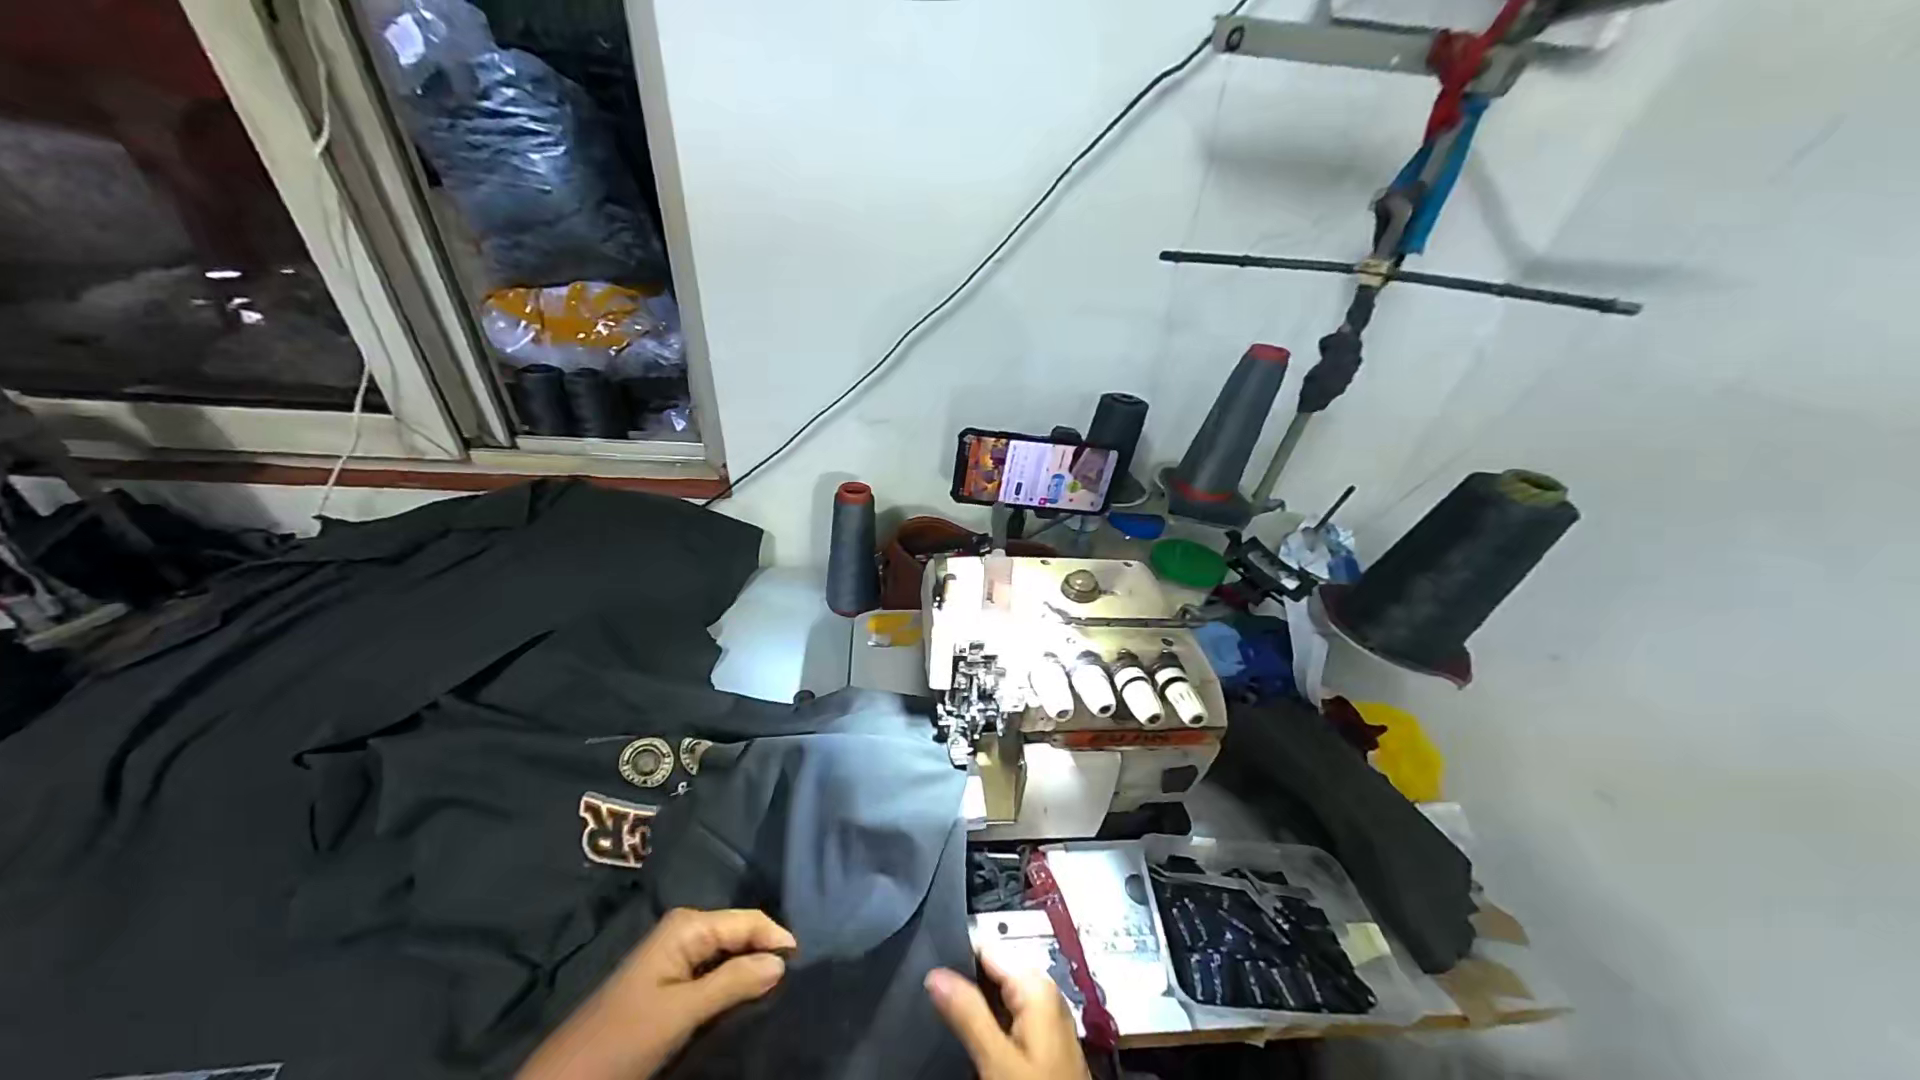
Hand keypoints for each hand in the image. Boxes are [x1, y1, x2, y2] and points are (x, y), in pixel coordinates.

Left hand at [516, 908, 796, 1079]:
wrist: (565, 1079)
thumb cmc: (624, 1039)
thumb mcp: (682, 1012)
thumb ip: (733, 982)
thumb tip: (782, 961)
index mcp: (688, 925)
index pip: (749, 921)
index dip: (778, 939)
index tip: (808, 965)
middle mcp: (685, 930)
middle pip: (741, 933)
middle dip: (767, 951)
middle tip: (800, 979)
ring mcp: (677, 955)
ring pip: (730, 953)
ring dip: (752, 968)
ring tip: (782, 989)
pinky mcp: (672, 980)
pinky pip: (715, 971)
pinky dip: (735, 982)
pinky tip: (750, 998)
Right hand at [925, 949, 1090, 1079]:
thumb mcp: (998, 1059)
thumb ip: (967, 1013)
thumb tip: (935, 975)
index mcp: (1036, 985)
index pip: (988, 949)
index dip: (957, 958)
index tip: (930, 976)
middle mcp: (1045, 993)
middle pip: (993, 971)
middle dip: (966, 984)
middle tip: (937, 1004)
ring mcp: (1047, 1017)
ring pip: (999, 996)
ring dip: (977, 1006)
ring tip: (952, 1022)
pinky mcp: (1044, 1040)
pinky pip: (1009, 1016)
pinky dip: (991, 1023)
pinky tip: (977, 1040)